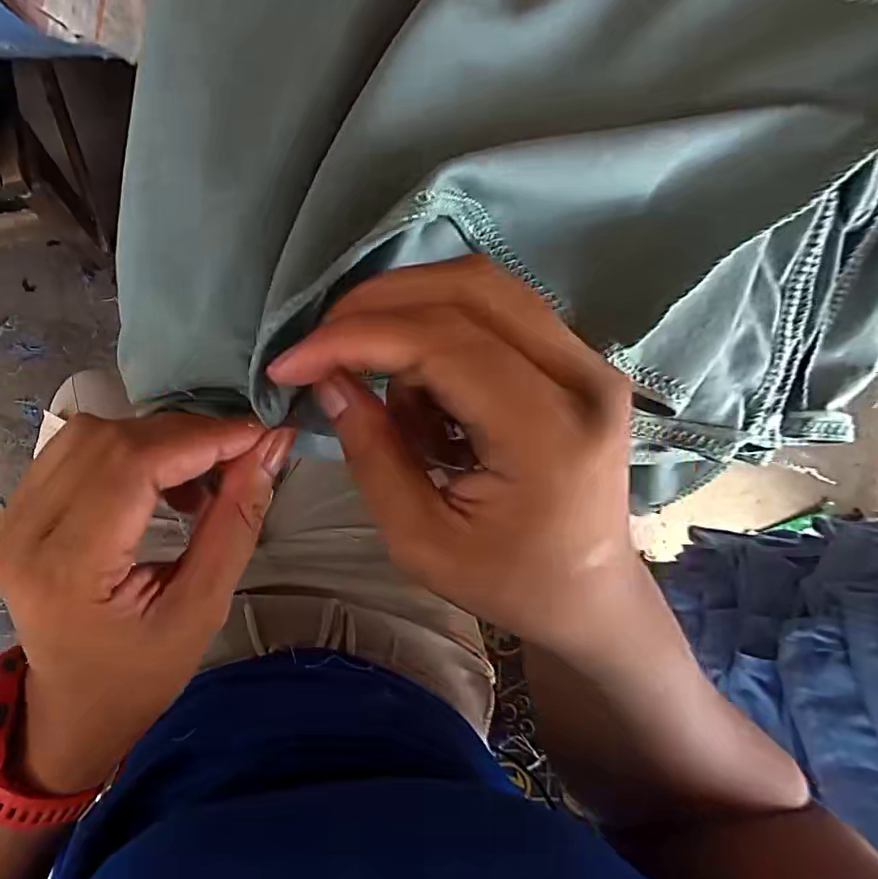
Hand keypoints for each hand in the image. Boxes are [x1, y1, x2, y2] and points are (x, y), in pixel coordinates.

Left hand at [0, 413, 295, 792]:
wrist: (71, 707)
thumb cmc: (137, 678)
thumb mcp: (199, 611)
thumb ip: (234, 524)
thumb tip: (268, 450)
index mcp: (66, 568)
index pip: (131, 468)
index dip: (198, 438)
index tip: (255, 434)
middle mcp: (25, 531)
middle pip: (108, 441)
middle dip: (182, 434)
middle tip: (236, 454)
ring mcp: (12, 516)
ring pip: (89, 434)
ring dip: (153, 439)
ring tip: (196, 478)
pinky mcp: (16, 510)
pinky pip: (74, 449)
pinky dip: (126, 449)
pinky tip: (157, 481)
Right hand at [266, 256, 639, 653]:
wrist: (590, 593)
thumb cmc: (505, 581)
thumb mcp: (418, 539)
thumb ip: (372, 453)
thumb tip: (327, 380)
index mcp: (548, 435)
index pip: (442, 344)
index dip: (353, 339)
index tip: (288, 365)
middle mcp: (582, 377)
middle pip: (466, 288)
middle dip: (372, 306)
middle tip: (316, 348)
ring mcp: (586, 359)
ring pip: (479, 285)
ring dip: (401, 311)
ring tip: (364, 371)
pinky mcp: (574, 357)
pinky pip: (490, 308)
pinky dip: (431, 328)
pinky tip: (416, 388)